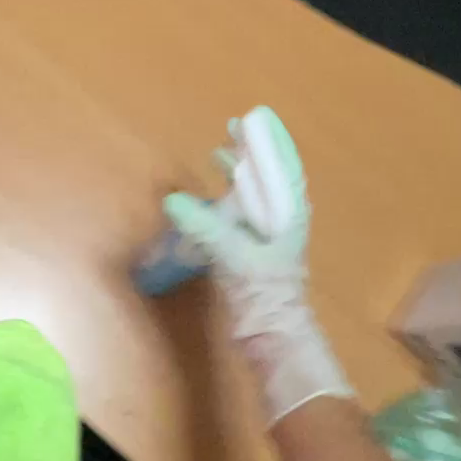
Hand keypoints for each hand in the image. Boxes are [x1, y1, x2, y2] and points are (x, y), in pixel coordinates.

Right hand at [163, 107, 354, 424]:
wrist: (273, 340)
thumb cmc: (264, 296)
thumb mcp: (235, 257)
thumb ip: (205, 226)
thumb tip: (172, 200)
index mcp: (287, 215)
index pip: (281, 168)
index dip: (266, 143)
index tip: (249, 121)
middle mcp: (280, 221)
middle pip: (267, 178)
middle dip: (251, 155)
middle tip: (231, 131)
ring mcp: (266, 240)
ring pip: (253, 198)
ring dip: (238, 177)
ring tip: (220, 157)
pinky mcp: (250, 257)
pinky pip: (238, 218)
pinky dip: (225, 203)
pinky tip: (210, 202)